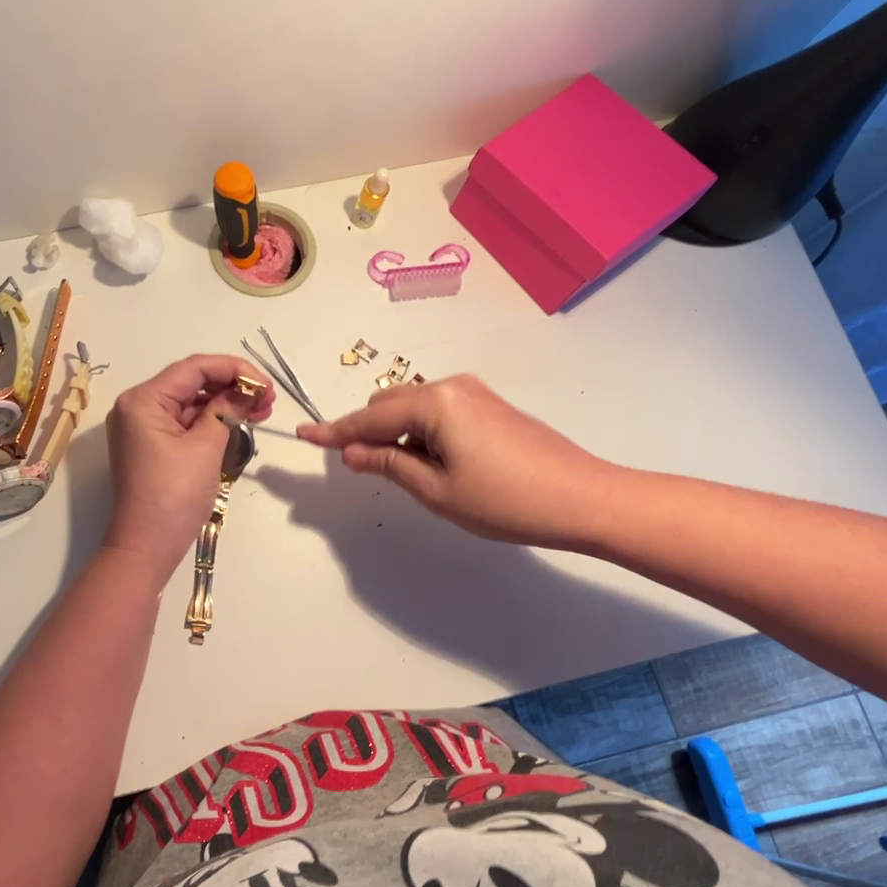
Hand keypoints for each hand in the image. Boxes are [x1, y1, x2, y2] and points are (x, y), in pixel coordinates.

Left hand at [103, 355, 275, 573]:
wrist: (146, 547)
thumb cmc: (173, 497)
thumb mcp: (206, 448)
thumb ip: (227, 410)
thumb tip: (248, 390)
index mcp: (143, 400)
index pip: (193, 368)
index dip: (234, 369)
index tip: (266, 385)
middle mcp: (137, 406)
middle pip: (191, 382)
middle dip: (232, 386)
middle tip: (268, 400)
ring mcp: (141, 426)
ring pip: (190, 402)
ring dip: (225, 404)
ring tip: (261, 412)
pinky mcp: (150, 444)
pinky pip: (184, 422)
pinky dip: (211, 421)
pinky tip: (238, 424)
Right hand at [297, 375, 619, 548]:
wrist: (583, 498)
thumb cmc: (505, 501)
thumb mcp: (436, 489)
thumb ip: (387, 464)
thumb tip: (350, 452)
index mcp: (434, 403)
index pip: (368, 419)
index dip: (334, 432)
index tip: (303, 436)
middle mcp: (451, 386)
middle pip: (388, 404)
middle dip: (367, 433)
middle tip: (360, 470)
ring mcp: (473, 393)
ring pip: (412, 407)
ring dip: (395, 434)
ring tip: (404, 474)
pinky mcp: (489, 406)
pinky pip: (436, 412)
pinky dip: (420, 432)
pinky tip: (430, 462)